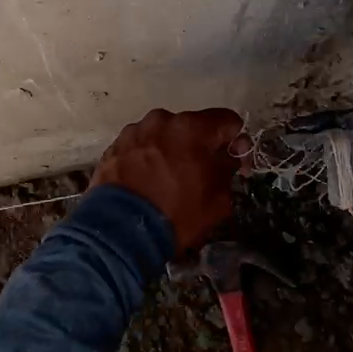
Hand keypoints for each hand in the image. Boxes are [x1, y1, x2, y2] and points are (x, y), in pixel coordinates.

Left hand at [90, 108, 246, 250]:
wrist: (120, 231)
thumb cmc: (176, 213)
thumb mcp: (218, 199)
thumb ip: (228, 168)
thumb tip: (229, 156)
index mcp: (191, 127)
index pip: (227, 120)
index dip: (237, 141)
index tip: (236, 164)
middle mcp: (162, 119)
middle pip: (193, 127)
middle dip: (202, 147)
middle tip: (202, 175)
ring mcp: (135, 130)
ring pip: (165, 135)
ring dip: (173, 151)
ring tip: (169, 180)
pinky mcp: (115, 145)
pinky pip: (142, 146)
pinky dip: (149, 158)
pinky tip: (148, 182)